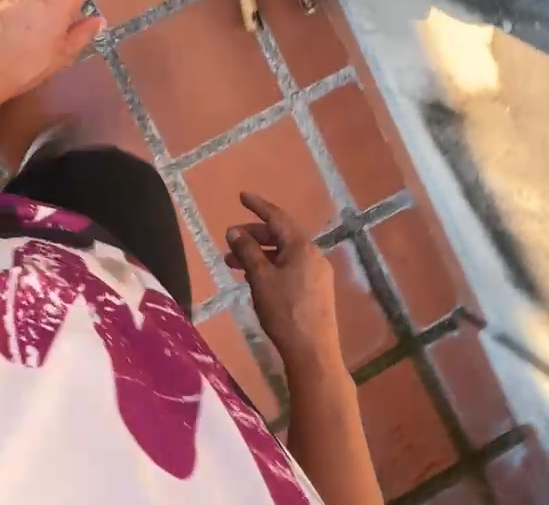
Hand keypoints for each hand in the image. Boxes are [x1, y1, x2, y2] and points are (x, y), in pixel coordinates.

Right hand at [226, 191, 341, 370]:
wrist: (313, 353)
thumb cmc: (284, 311)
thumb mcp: (260, 277)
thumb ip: (247, 250)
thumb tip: (235, 231)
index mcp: (302, 248)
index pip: (277, 217)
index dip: (258, 205)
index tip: (242, 196)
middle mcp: (313, 256)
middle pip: (280, 235)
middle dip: (253, 235)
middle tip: (231, 241)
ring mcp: (317, 274)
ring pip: (284, 253)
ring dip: (259, 254)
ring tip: (234, 264)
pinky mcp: (317, 291)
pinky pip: (290, 267)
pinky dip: (270, 265)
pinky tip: (255, 278)